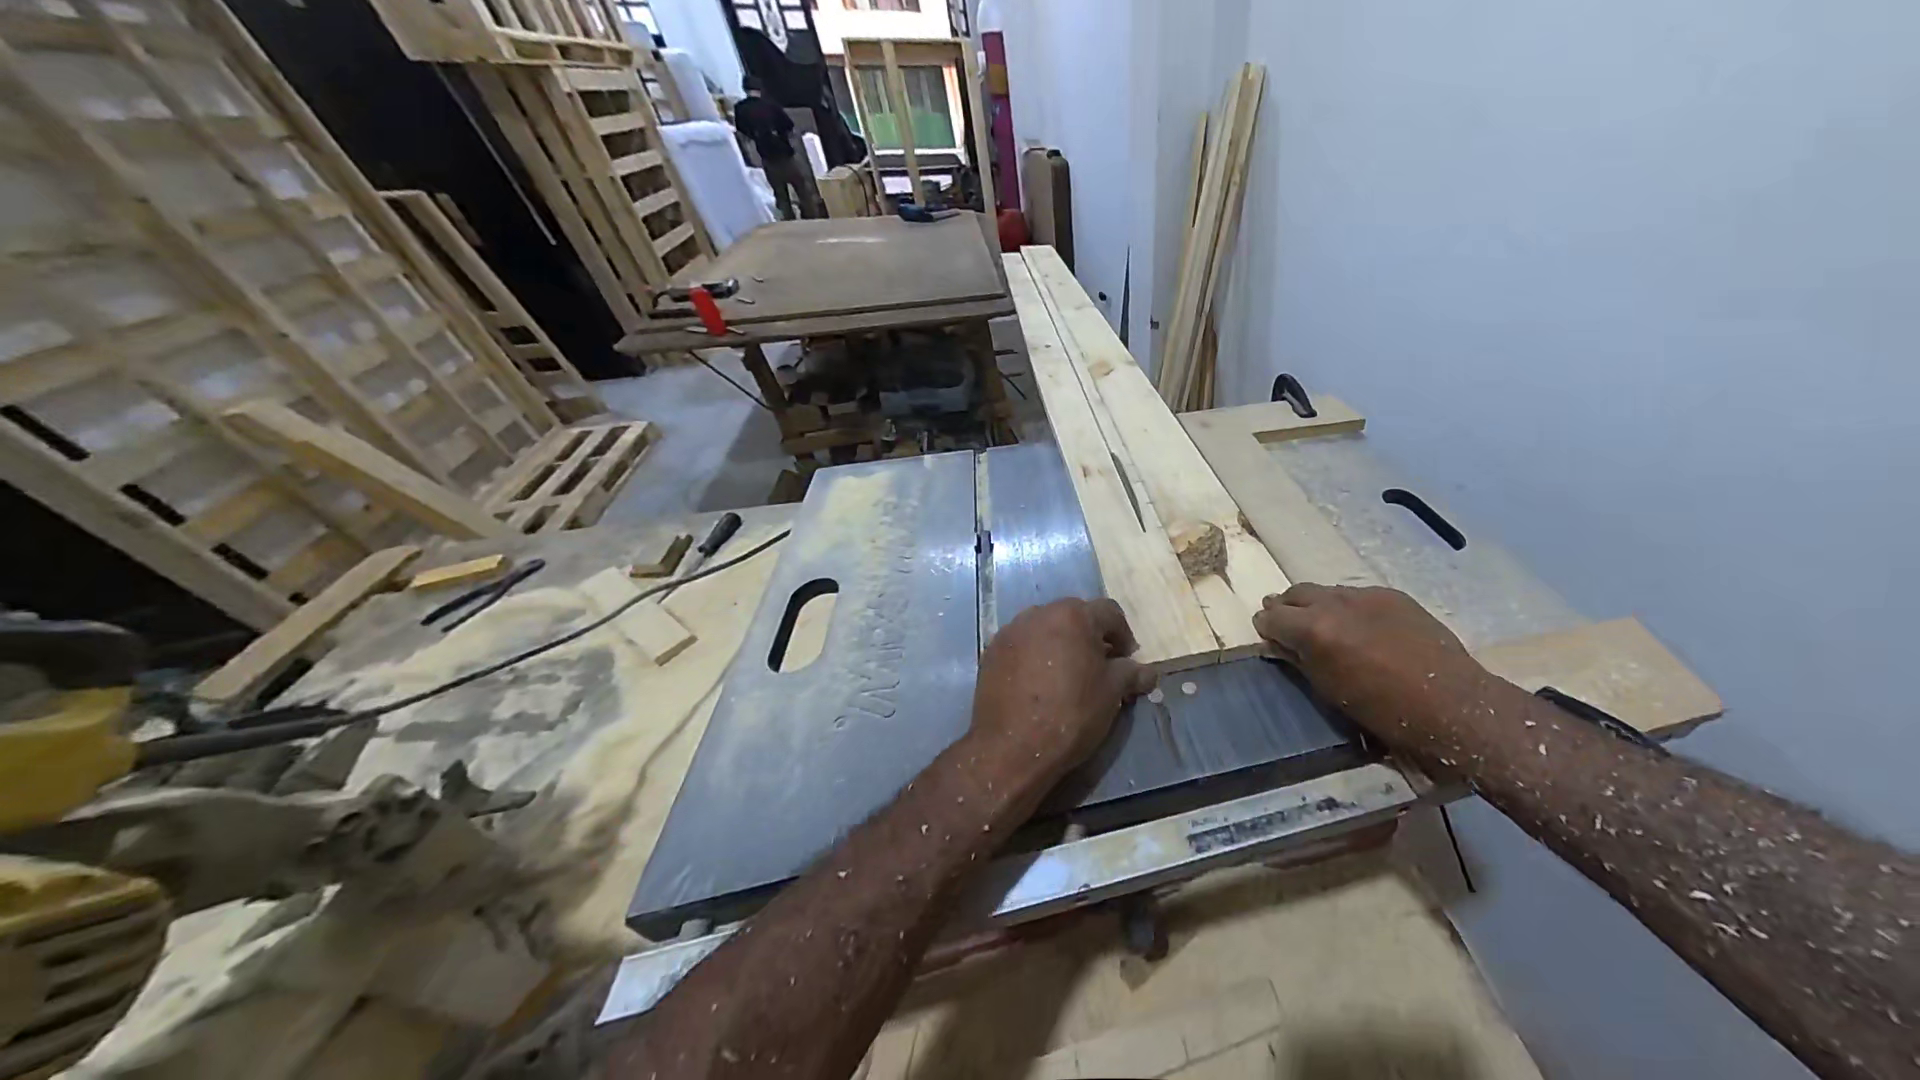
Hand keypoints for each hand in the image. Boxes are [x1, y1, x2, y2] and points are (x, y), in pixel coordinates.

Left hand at [968, 598, 1155, 785]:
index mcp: (1072, 616)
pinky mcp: (991, 652)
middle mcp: (1038, 614)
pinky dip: (1034, 655)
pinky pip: (1022, 645)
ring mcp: (1010, 632)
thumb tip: (1147, 672)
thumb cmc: (1071, 714)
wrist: (1012, 746)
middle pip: (1073, 615)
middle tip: (1099, 666)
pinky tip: (1039, 682)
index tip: (1127, 660)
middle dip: (1090, 636)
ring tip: (1067, 674)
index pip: (1108, 612)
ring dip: (1060, 643)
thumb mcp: (1112, 694)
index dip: (1123, 635)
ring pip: (1044, 628)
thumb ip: (1131, 674)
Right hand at [1254, 584, 1495, 749]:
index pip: (1272, 616)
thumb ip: (1299, 660)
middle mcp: (1335, 604)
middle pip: (1296, 594)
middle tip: (1284, 623)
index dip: (1265, 626)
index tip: (1266, 635)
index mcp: (1313, 629)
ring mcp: (1366, 596)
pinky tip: (1358, 626)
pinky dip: (1347, 607)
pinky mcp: (1394, 596)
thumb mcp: (1327, 690)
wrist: (1452, 706)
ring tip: (1321, 623)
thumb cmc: (1383, 711)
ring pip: (1327, 591)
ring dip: (1316, 605)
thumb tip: (1279, 644)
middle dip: (1285, 607)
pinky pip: (1358, 595)